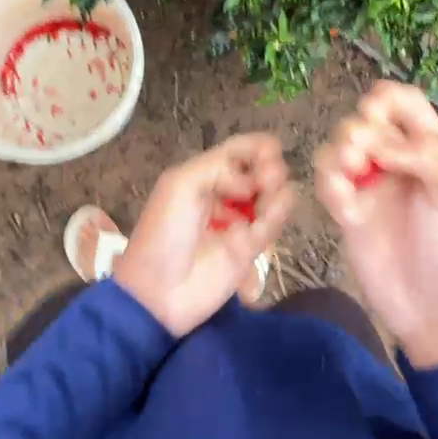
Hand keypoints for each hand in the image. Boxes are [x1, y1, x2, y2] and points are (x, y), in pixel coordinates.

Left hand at [115, 134, 294, 336]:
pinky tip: (276, 208)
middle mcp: (223, 196)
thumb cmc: (163, 232)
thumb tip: (251, 181)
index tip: (272, 149)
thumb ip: (219, 167)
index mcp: (202, 177)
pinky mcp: (250, 249)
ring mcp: (238, 223)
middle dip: (269, 168)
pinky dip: (279, 213)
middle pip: (259, 173)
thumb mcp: (180, 185)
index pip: (237, 153)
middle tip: (268, 175)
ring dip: (276, 190)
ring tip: (270, 192)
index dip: (257, 147)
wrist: (158, 291)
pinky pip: (272, 225)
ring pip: (270, 197)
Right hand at [314, 82, 437, 368]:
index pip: (407, 105)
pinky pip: (327, 183)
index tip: (375, 112)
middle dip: (359, 128)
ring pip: (340, 147)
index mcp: (433, 152)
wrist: (435, 312)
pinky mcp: (348, 213)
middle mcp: (399, 163)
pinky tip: (342, 200)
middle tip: (363, 153)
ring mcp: (371, 188)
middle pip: (366, 121)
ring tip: (349, 171)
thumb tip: (380, 139)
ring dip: (339, 150)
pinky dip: (328, 181)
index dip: (389, 99)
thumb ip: (426, 156)